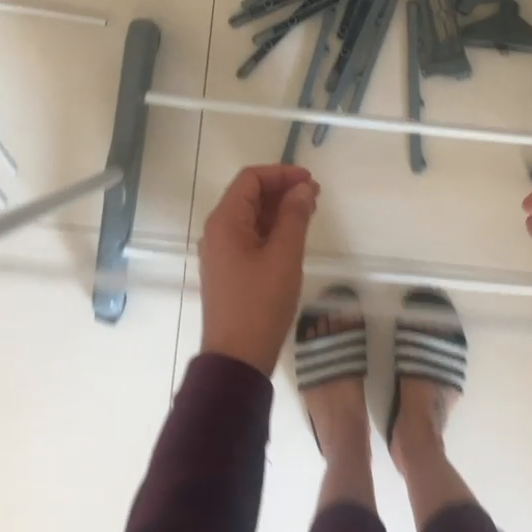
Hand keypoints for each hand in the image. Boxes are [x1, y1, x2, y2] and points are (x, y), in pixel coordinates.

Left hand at [198, 164, 320, 374]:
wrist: (237, 358)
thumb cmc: (260, 303)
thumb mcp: (284, 256)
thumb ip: (294, 216)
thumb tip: (303, 189)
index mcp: (224, 222)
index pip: (250, 180)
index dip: (281, 174)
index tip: (310, 181)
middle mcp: (217, 232)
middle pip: (248, 197)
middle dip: (281, 191)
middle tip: (315, 197)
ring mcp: (220, 253)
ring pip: (250, 219)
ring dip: (278, 211)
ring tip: (309, 213)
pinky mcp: (228, 272)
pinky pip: (249, 239)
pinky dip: (271, 231)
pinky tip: (293, 238)